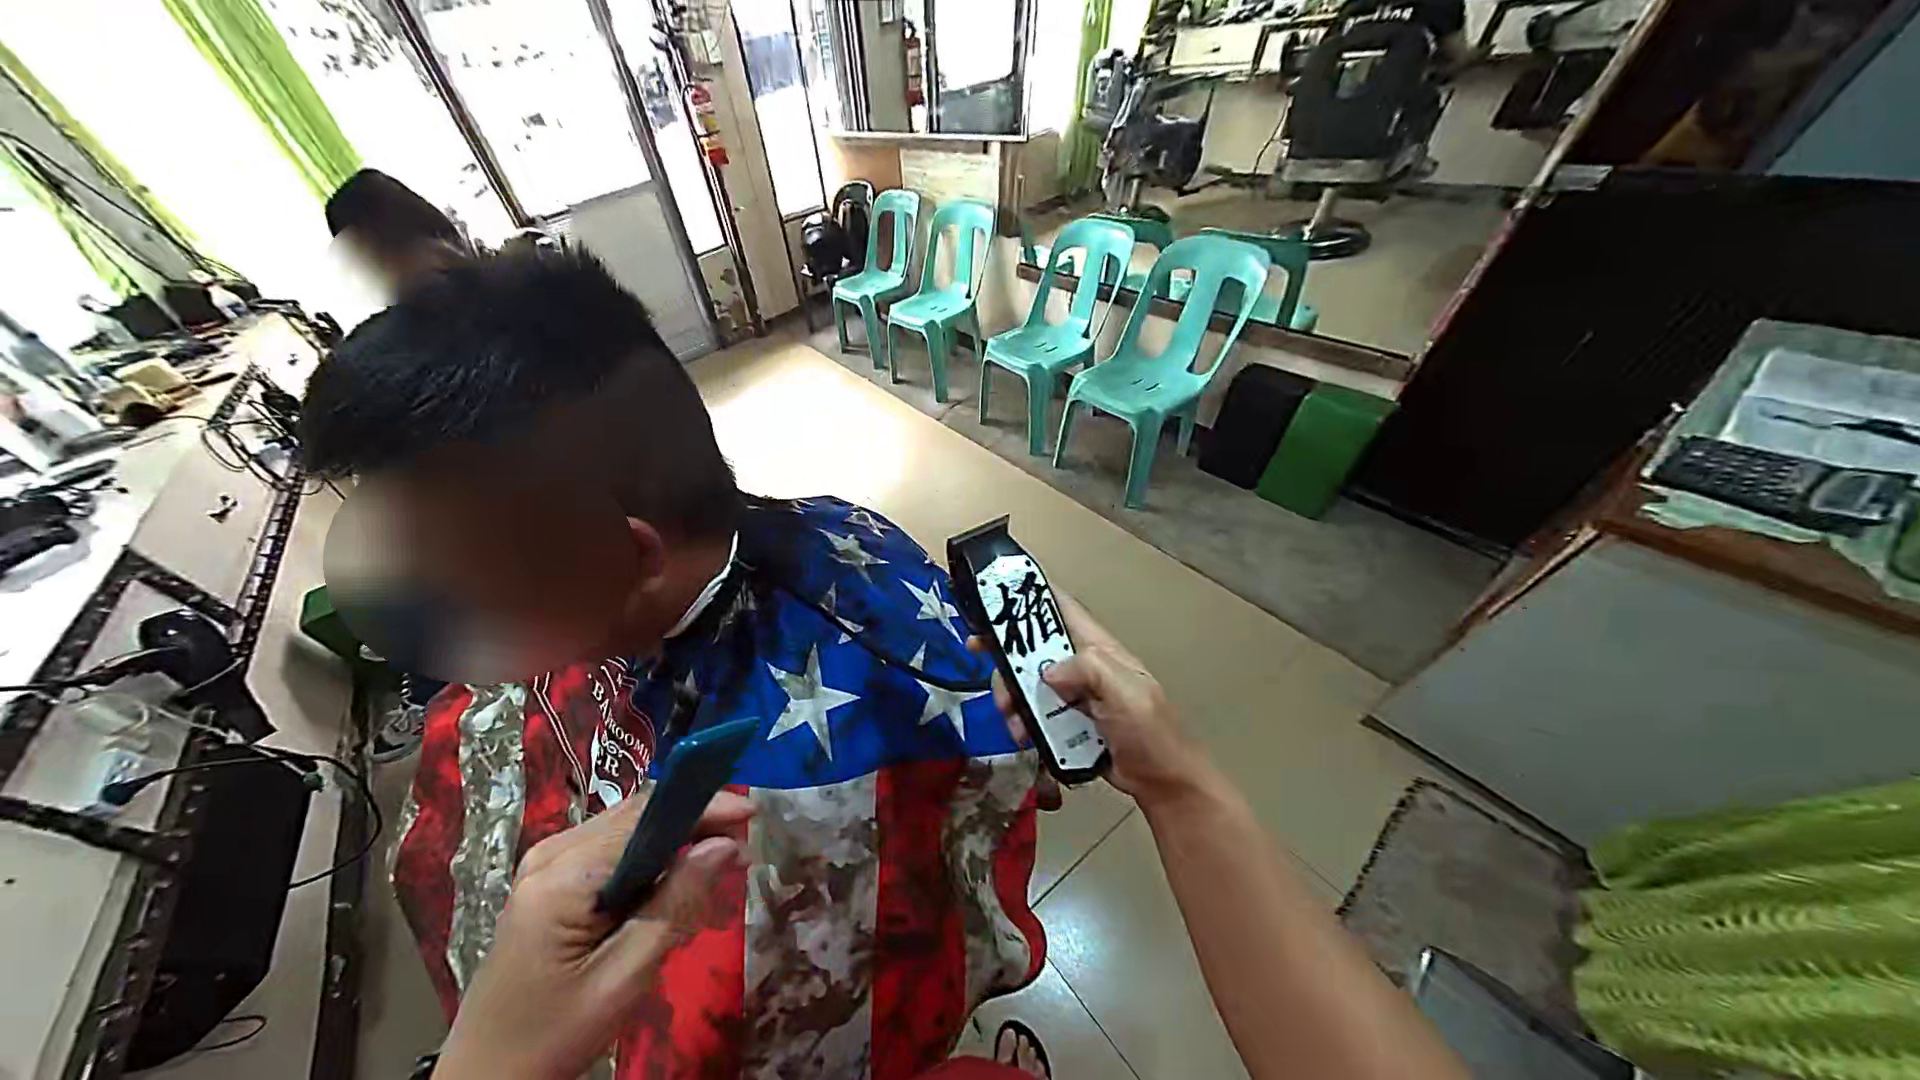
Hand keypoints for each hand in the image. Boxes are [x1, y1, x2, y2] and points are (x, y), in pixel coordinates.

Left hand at [433, 789, 753, 1079]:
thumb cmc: (552, 1036)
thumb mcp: (623, 977)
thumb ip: (677, 903)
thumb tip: (727, 844)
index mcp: (563, 874)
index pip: (647, 816)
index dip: (703, 808)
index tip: (751, 818)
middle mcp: (553, 852)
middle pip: (640, 814)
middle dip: (697, 822)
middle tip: (743, 849)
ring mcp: (549, 863)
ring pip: (632, 827)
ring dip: (679, 840)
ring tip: (721, 867)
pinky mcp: (553, 878)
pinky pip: (617, 847)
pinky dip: (655, 857)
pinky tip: (677, 883)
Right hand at [971, 593, 1212, 810]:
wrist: (1162, 783)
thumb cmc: (1151, 733)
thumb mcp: (1127, 694)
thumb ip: (1089, 671)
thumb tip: (1047, 673)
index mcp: (1098, 648)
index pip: (1061, 607)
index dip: (1031, 593)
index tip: (995, 591)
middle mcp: (1081, 664)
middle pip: (1032, 645)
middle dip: (1004, 648)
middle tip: (976, 649)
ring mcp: (1072, 694)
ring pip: (1027, 681)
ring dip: (1010, 694)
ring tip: (1010, 718)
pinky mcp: (1065, 721)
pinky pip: (1032, 711)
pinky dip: (1020, 720)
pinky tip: (1021, 735)